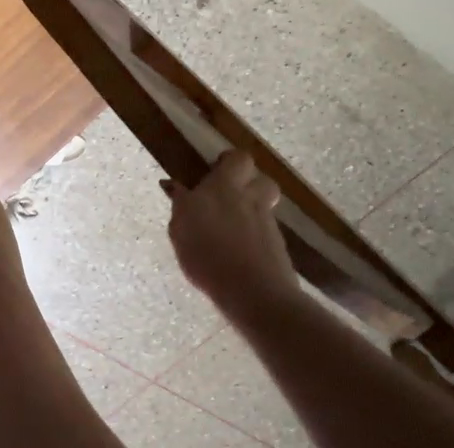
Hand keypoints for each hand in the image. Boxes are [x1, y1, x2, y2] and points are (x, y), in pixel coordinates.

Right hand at [164, 151, 300, 319]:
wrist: (255, 294)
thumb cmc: (208, 256)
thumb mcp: (180, 230)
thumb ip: (180, 205)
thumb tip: (174, 186)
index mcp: (223, 188)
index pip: (238, 159)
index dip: (229, 161)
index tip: (214, 169)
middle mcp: (249, 200)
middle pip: (262, 179)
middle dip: (249, 182)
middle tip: (229, 195)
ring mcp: (268, 225)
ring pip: (264, 206)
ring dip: (251, 210)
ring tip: (231, 228)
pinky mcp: (279, 249)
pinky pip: (266, 232)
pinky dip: (255, 236)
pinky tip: (239, 251)